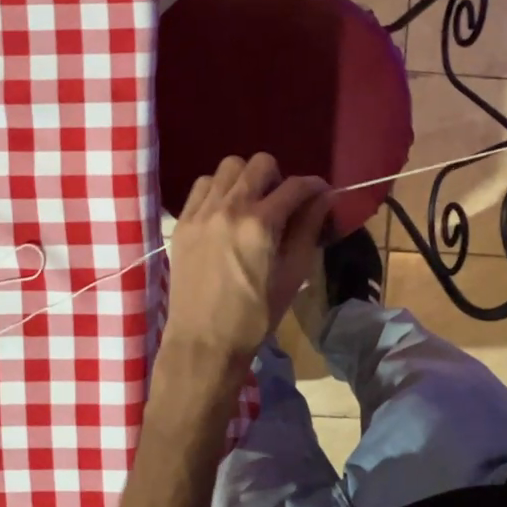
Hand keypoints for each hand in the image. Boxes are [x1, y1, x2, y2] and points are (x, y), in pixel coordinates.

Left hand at [163, 153, 332, 378]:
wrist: (204, 342)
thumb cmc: (255, 316)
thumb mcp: (292, 275)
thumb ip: (308, 230)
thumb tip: (324, 199)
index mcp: (260, 224)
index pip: (295, 186)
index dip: (314, 186)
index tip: (321, 192)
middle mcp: (229, 208)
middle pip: (259, 163)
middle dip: (279, 177)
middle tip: (282, 201)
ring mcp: (201, 212)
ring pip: (228, 167)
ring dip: (246, 179)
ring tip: (251, 204)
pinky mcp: (182, 222)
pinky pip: (201, 185)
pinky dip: (218, 189)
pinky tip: (225, 212)